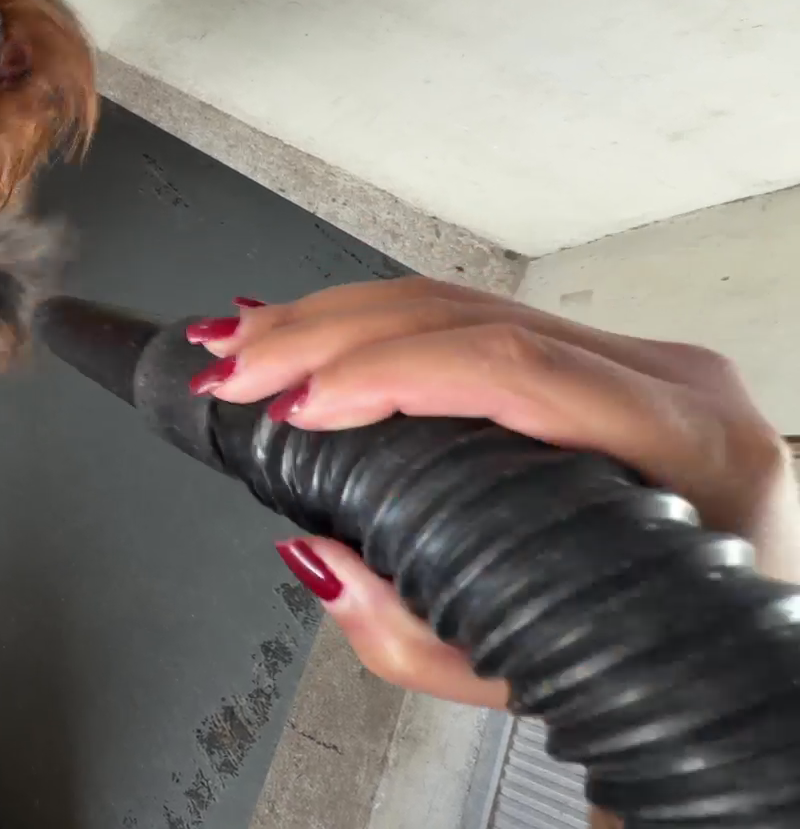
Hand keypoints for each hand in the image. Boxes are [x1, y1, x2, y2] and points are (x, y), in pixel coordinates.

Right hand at [194, 277, 797, 706]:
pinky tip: (284, 325)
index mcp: (676, 446)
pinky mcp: (567, 344)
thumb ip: (407, 632)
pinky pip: (439, 306)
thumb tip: (310, 554)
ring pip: (435, 297)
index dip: (381, 374)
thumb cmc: (642, 642)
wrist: (732, 625)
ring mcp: (609, 351)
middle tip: (231, 375)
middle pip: (450, 317)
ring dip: (315, 318)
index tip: (296, 410)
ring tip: (236, 347)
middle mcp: (649, 378)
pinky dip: (346, 314)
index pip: (505, 368)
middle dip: (315, 339)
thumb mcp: (524, 666)